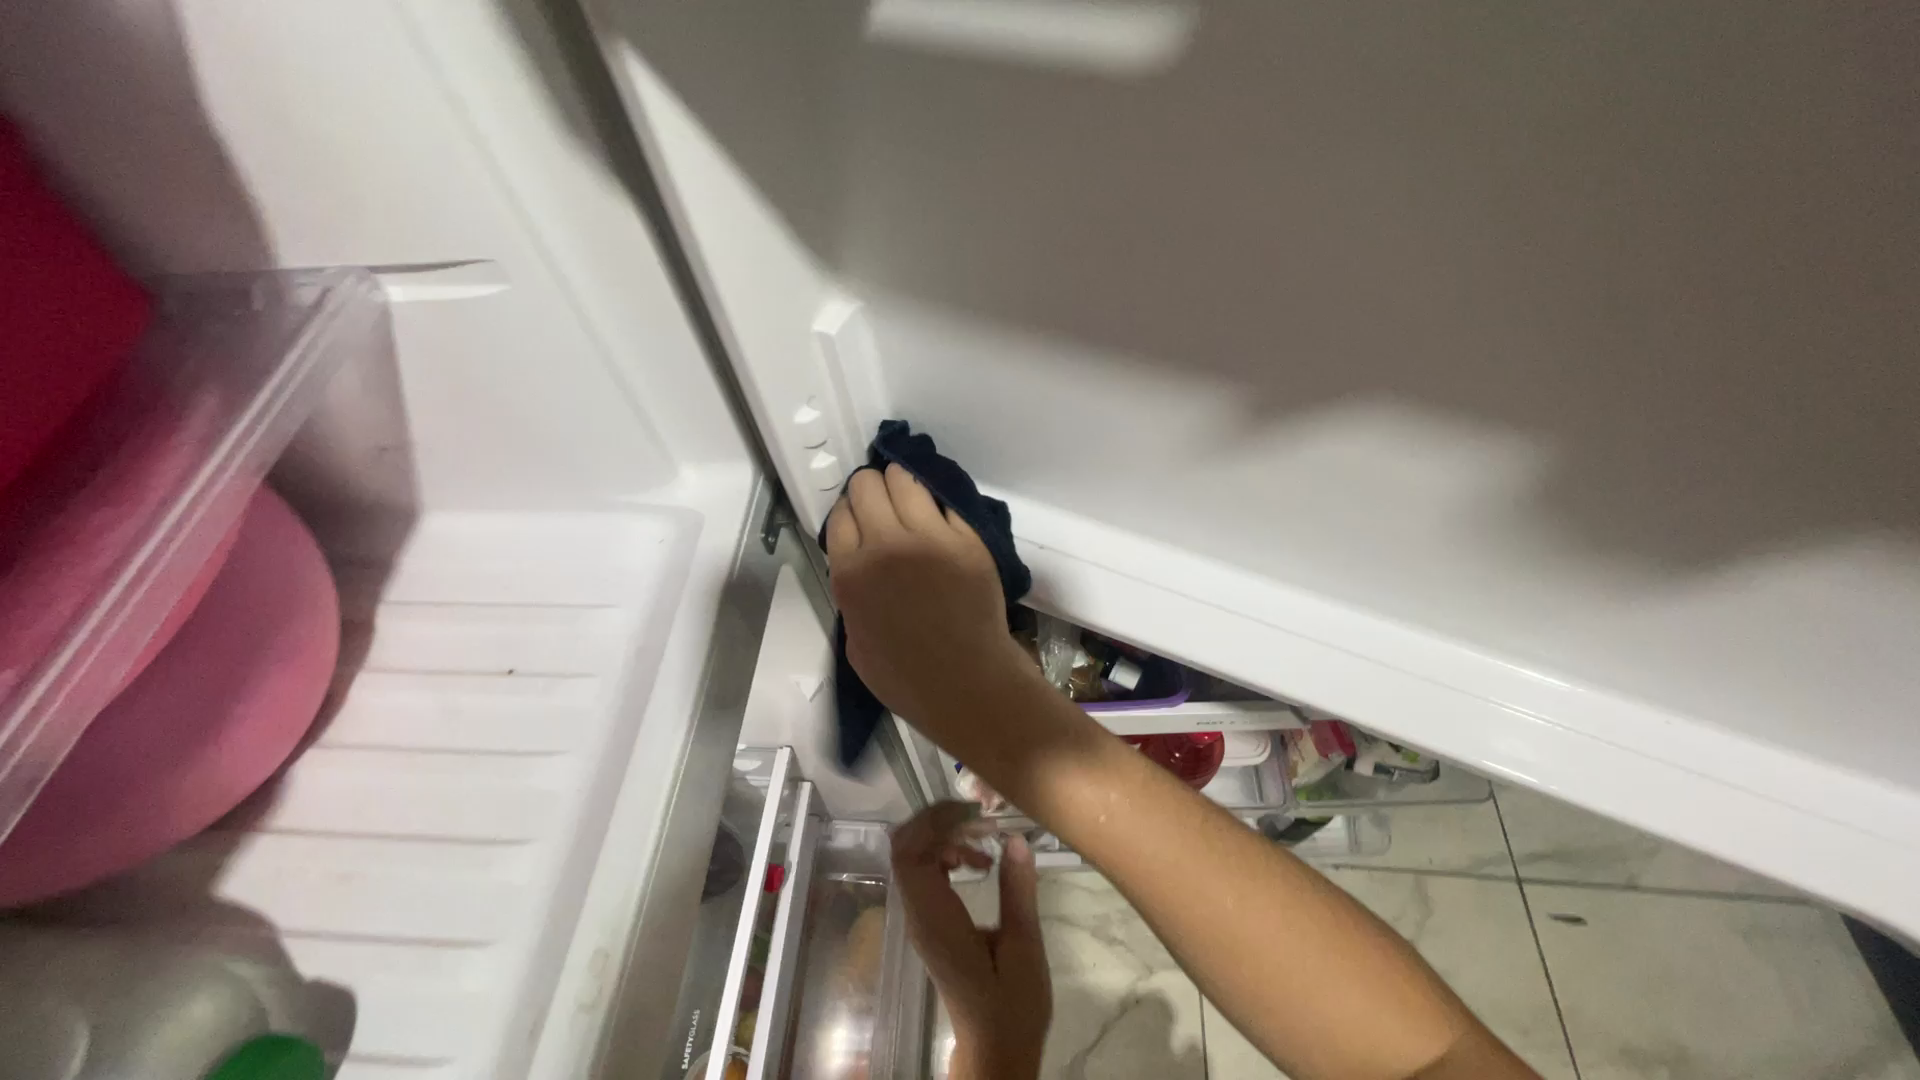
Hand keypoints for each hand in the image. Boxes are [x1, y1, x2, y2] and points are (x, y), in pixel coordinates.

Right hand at [825, 465, 1033, 735]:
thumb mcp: (855, 640)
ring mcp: (930, 538)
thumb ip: (852, 595)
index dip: (847, 513)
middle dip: (869, 489)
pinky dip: (937, 502)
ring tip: (905, 491)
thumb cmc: (906, 678)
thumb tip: (861, 568)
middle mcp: (886, 546)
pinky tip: (937, 511)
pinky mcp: (967, 538)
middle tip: (879, 500)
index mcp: (851, 574)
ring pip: (905, 481)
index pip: (839, 515)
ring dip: (900, 482)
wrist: (967, 683)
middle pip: (866, 487)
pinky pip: (945, 502)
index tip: (856, 517)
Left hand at [892, 803, 1051, 1079]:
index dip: (933, 823)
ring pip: (913, 856)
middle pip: (905, 848)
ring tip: (986, 840)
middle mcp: (918, 915)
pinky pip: (925, 872)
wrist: (995, 1050)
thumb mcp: (1024, 950)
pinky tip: (979, 862)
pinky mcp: (930, 922)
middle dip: (940, 822)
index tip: (973, 813)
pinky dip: (947, 854)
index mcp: (934, 921)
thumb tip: (1016, 840)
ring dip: (945, 836)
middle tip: (983, 820)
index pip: (909, 854)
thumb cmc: (1012, 1007)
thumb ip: (1018, 893)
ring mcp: (920, 918)